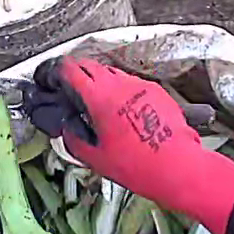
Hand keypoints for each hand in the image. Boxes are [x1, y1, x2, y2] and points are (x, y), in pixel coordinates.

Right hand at [31, 56, 233, 233]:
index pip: (70, 69)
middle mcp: (119, 85)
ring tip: (97, 101)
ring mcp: (140, 85)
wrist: (182, 169)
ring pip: (111, 73)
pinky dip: (121, 90)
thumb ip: (74, 139)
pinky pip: (131, 83)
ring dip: (99, 81)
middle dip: (76, 73)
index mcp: (99, 98)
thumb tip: (68, 128)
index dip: (56, 72)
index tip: (52, 79)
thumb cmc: (138, 166)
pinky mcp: (157, 92)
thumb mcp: (96, 158)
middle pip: (89, 64)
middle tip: (70, 87)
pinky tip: (122, 110)